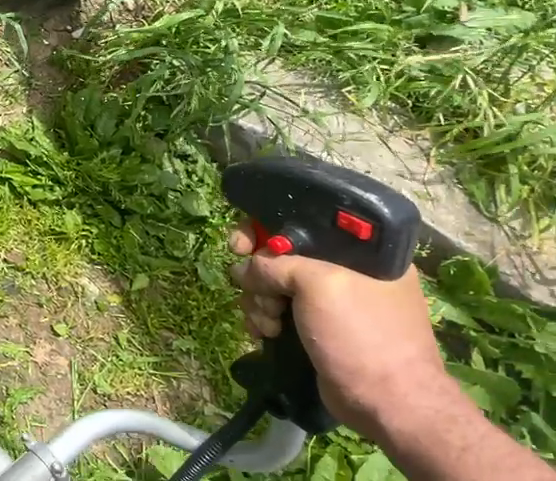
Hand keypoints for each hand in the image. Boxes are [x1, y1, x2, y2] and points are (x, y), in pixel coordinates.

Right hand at [228, 226, 462, 442]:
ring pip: (271, 286)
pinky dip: (263, 319)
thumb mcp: (316, 284)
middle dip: (258, 274)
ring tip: (269, 324)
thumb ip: (272, 264)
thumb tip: (243, 272)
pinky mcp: (316, 328)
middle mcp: (347, 275)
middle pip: (278, 256)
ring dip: (259, 302)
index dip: (263, 229)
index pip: (301, 225)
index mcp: (363, 255)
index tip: (241, 245)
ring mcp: (331, 305)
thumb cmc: (362, 334)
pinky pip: (275, 310)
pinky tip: (266, 334)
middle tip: (253, 289)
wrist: (389, 404)